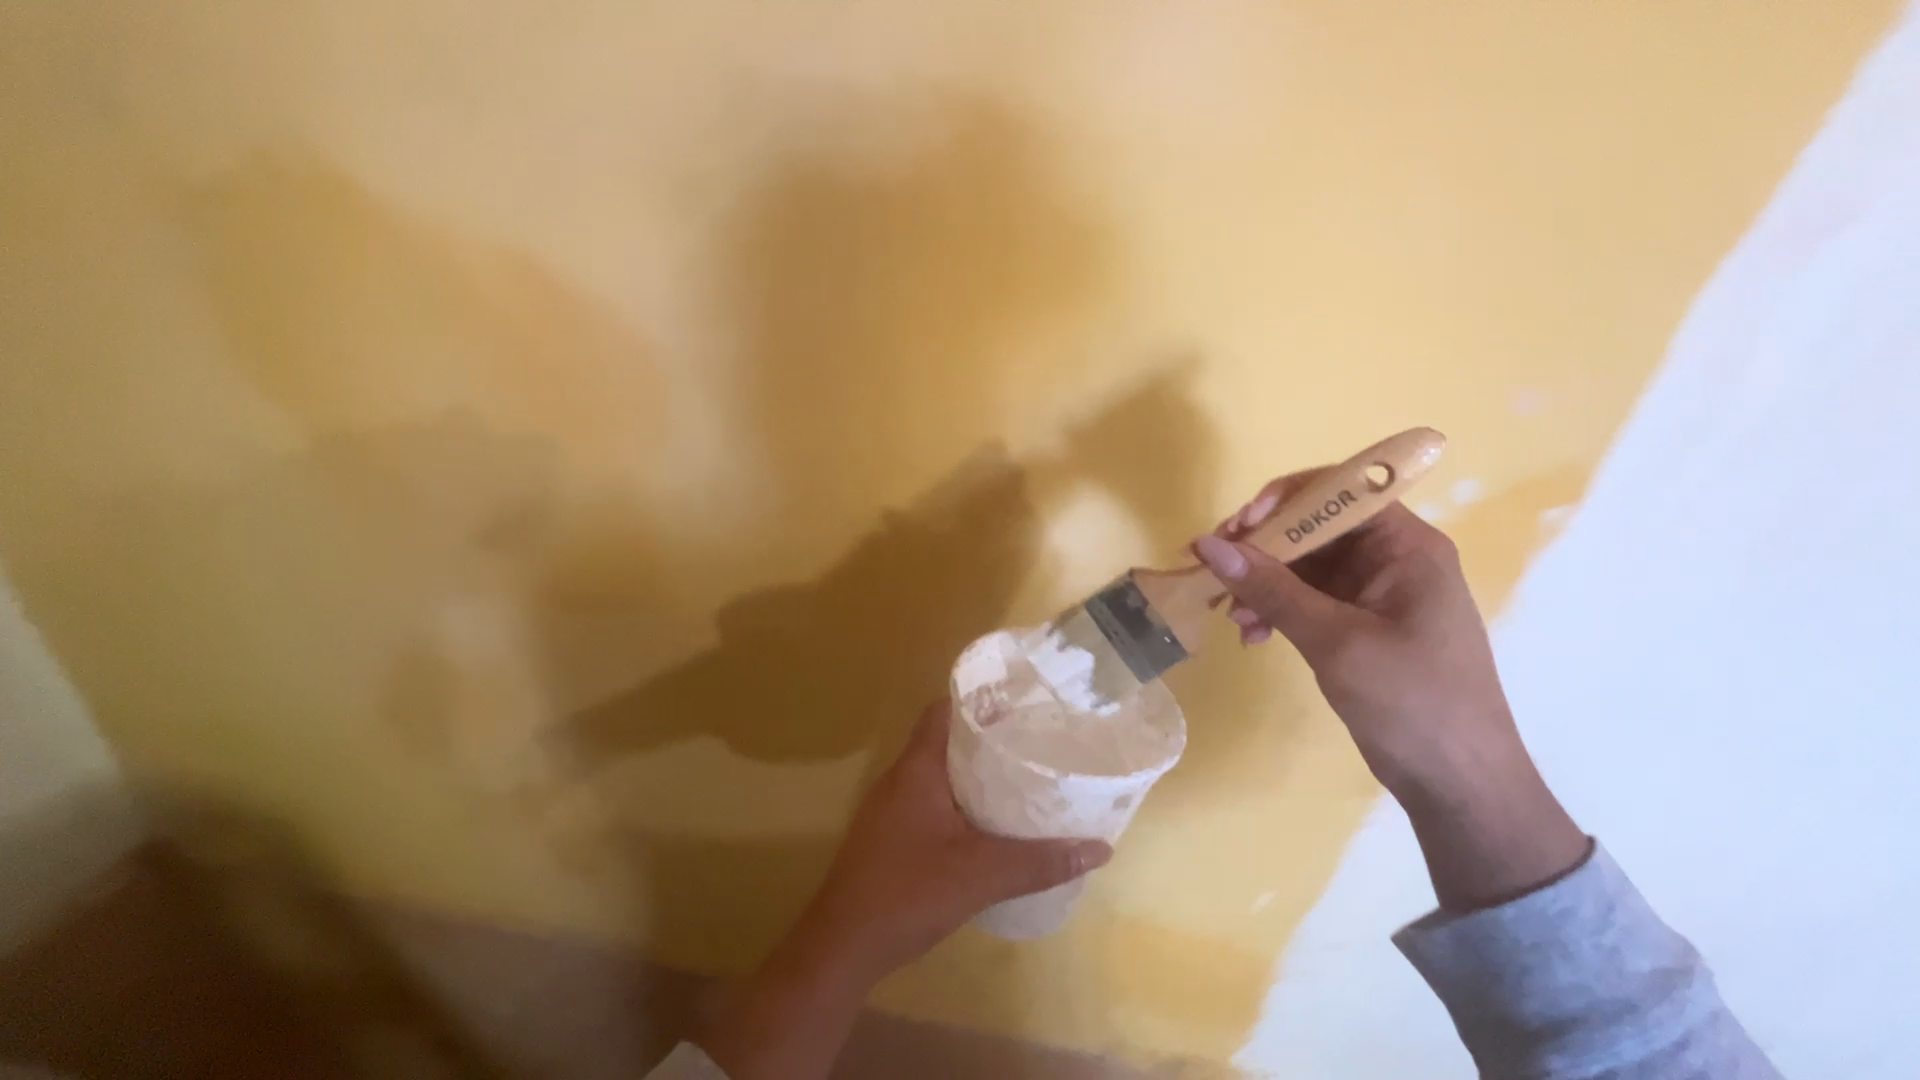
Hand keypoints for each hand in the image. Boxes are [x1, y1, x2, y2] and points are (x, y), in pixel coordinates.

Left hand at [794, 700, 1111, 982]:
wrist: (842, 947)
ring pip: (940, 775)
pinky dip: (962, 804)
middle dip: (988, 739)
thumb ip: (1039, 862)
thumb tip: (1100, 847)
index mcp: (917, 770)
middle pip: (946, 741)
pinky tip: (990, 826)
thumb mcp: (981, 876)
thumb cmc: (907, 894)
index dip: (980, 701)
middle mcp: (901, 780)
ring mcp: (891, 810)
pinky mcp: (891, 838)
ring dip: (975, 775)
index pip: (944, 711)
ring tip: (1023, 778)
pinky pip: (932, 803)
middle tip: (1036, 742)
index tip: (1021, 704)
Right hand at [1192, 470, 1587, 910]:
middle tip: (1214, 575)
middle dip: (1262, 550)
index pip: (1338, 493)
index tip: (1234, 530)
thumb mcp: (1334, 640)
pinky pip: (1309, 600)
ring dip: (1263, 585)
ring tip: (1232, 618)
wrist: (1459, 784)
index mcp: (1407, 545)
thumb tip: (1208, 545)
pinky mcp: (1363, 625)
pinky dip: (1278, 612)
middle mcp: (1394, 558)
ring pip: (1305, 566)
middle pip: (1315, 528)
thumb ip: (1271, 588)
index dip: (1282, 501)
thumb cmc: (1410, 702)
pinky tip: (1253, 636)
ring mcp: (1378, 593)